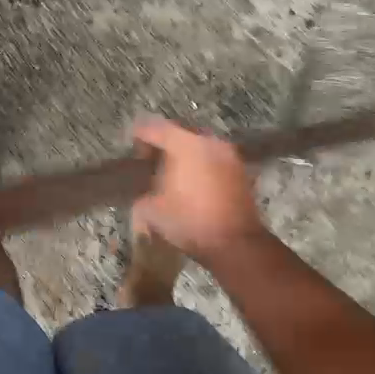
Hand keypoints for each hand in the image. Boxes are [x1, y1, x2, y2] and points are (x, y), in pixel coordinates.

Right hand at [132, 116, 268, 264]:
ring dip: (185, 154)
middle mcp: (208, 141)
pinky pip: (214, 158)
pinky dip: (202, 165)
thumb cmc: (189, 222)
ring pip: (199, 144)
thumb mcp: (150, 209)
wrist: (237, 245)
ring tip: (175, 174)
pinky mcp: (241, 171)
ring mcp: (228, 154)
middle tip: (152, 163)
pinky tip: (194, 184)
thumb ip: (141, 191)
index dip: (138, 138)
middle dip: (163, 144)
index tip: (133, 154)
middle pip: (179, 131)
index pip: (153, 128)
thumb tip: (142, 188)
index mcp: (183, 144)